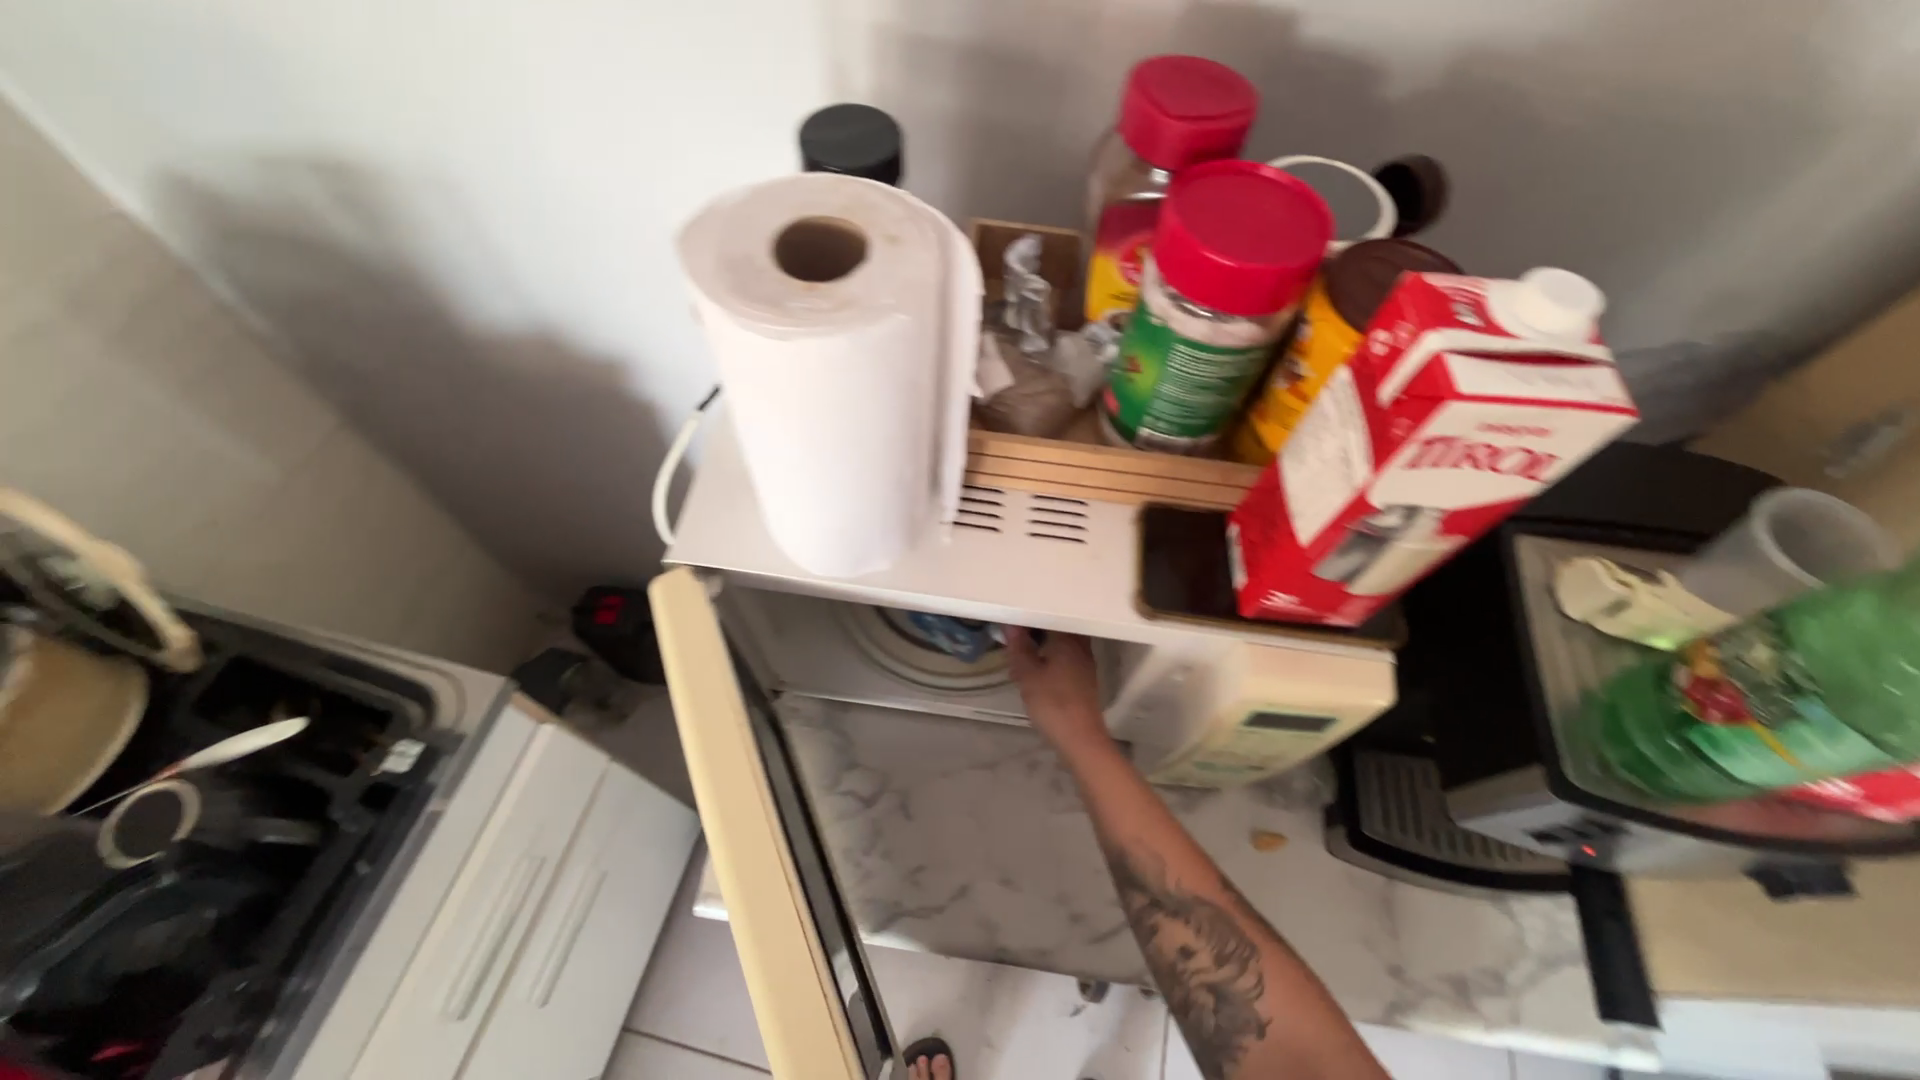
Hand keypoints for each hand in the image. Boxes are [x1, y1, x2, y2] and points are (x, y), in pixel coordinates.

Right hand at [1005, 627, 1110, 757]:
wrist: (1080, 738)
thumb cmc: (1053, 703)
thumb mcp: (1028, 674)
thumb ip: (1019, 648)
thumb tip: (1012, 626)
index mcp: (1068, 639)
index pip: (1049, 616)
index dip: (1029, 617)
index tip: (1011, 621)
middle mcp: (1080, 646)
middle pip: (1057, 629)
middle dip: (1036, 631)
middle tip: (1014, 638)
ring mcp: (1084, 663)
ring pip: (1061, 645)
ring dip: (1042, 646)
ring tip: (1020, 655)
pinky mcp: (1084, 679)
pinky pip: (1065, 659)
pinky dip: (1050, 660)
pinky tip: (1036, 671)